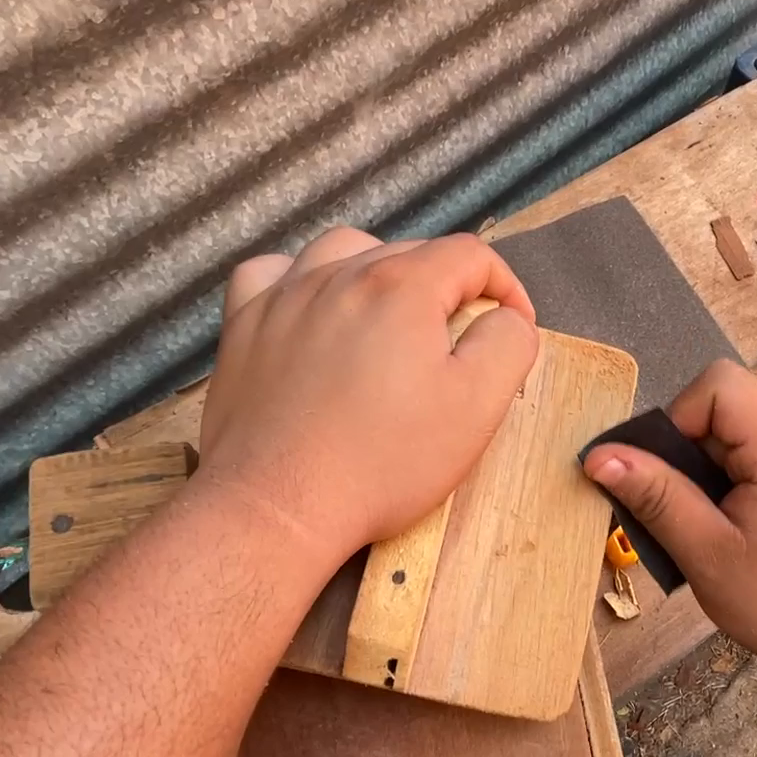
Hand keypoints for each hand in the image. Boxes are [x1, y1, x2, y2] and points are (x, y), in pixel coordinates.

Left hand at [196, 227, 538, 562]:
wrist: (282, 506)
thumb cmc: (387, 462)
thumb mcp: (477, 408)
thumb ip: (507, 345)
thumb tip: (508, 318)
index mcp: (402, 287)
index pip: (470, 256)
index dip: (505, 287)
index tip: (511, 327)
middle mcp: (340, 275)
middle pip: (411, 253)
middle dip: (448, 288)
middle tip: (458, 345)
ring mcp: (284, 297)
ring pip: (343, 250)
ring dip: (380, 271)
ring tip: (391, 317)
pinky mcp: (244, 327)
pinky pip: (273, 273)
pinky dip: (302, 279)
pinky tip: (315, 310)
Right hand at [581, 361, 756, 684]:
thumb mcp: (706, 554)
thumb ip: (655, 496)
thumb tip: (599, 455)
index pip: (720, 385)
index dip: (679, 418)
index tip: (666, 476)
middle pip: (728, 406)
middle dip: (688, 449)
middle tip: (679, 509)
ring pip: (738, 432)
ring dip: (705, 469)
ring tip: (704, 525)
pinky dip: (727, 480)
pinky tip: (728, 527)